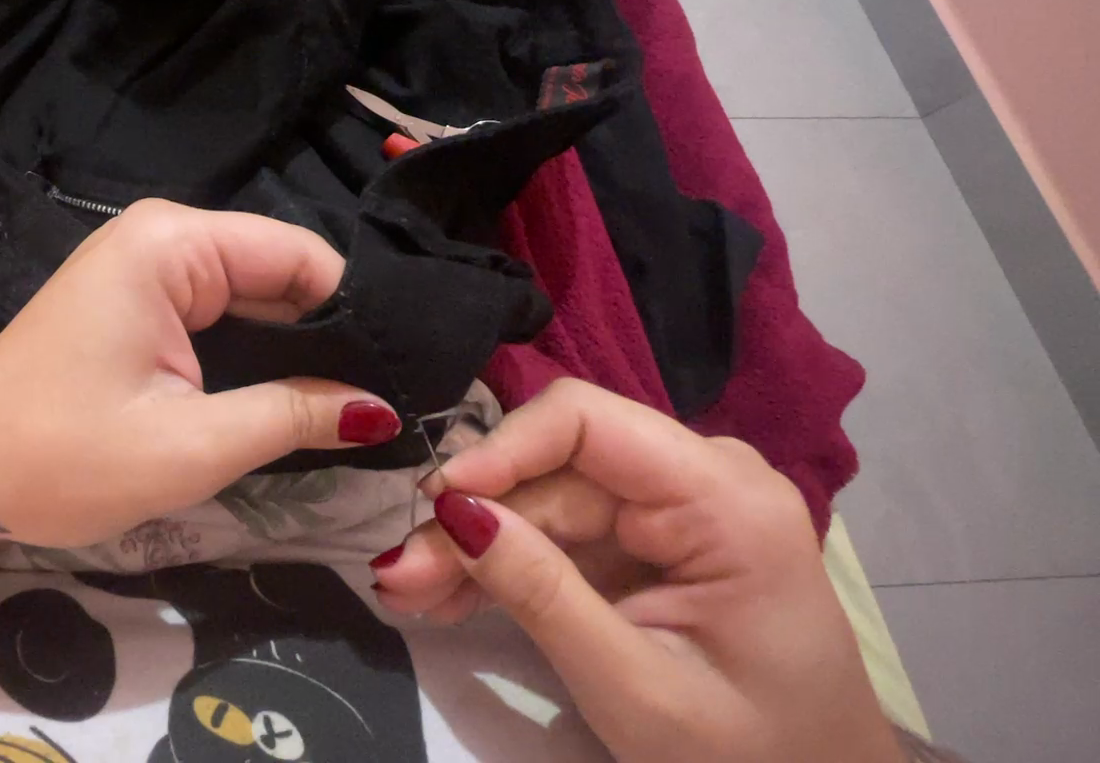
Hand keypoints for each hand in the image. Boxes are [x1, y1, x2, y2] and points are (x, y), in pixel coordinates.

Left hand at [0, 199, 402, 549]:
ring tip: (356, 400)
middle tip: (392, 397)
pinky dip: (253, 348)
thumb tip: (382, 408)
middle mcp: (159, 236)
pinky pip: (216, 310)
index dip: (358, 311)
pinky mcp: (135, 298)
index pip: (299, 254)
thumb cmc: (61, 458)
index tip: (406, 372)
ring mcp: (143, 265)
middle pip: (276, 269)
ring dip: (294, 345)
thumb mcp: (189, 445)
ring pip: (250, 293)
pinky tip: (290, 390)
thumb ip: (292, 414)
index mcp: (169, 245)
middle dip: (329, 330)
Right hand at [371, 379, 900, 762]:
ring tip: (407, 593)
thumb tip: (454, 511)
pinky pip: (548, 531)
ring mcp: (661, 505)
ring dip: (469, 547)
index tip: (437, 499)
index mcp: (724, 498)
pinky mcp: (635, 534)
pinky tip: (445, 595)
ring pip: (534, 500)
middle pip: (547, 468)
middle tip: (398, 574)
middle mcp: (691, 477)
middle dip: (470, 520)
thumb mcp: (638, 689)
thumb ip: (542, 593)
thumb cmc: (751, 762)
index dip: (501, 446)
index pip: (586, 420)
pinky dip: (497, 565)